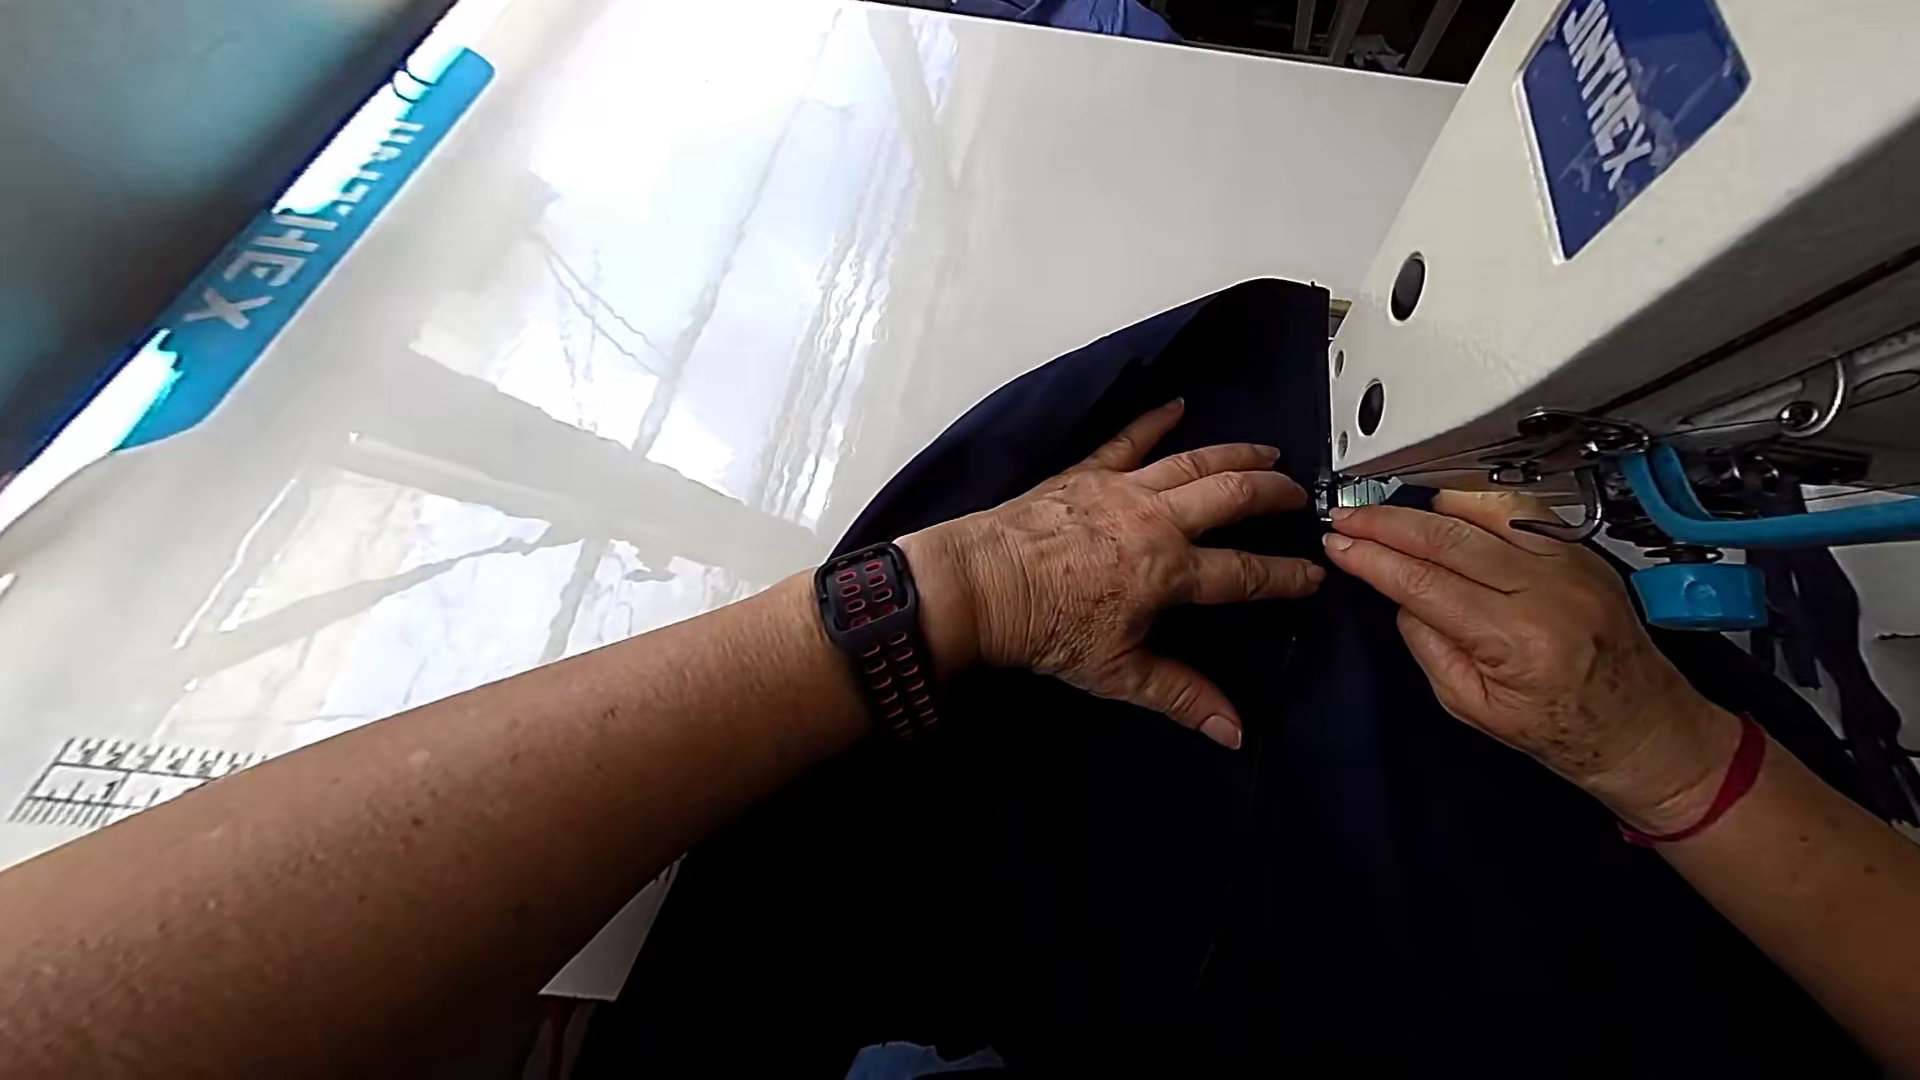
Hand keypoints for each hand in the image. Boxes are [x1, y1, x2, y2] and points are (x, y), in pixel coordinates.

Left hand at [898, 400, 1322, 748]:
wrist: (982, 585)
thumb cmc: (1044, 628)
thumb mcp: (1117, 671)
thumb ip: (1181, 696)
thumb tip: (1234, 732)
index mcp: (1168, 571)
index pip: (1245, 573)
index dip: (1286, 576)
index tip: (1313, 574)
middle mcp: (1155, 521)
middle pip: (1231, 497)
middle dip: (1273, 495)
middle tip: (1296, 496)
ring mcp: (1121, 490)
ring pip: (1193, 462)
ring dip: (1235, 454)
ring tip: (1266, 452)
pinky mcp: (1087, 474)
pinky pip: (1128, 440)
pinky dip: (1154, 421)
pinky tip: (1176, 405)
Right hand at [1321, 490, 1743, 831]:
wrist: (1647, 730)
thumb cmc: (1558, 728)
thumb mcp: (1466, 702)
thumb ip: (1426, 642)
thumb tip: (1398, 593)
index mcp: (1517, 639)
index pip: (1421, 580)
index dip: (1370, 558)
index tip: (1336, 545)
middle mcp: (1550, 592)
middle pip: (1445, 536)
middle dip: (1382, 523)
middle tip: (1344, 518)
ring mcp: (1571, 566)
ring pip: (1480, 509)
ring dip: (1421, 507)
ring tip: (1381, 513)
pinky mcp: (1580, 553)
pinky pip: (1514, 510)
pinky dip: (1465, 504)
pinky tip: (1434, 512)